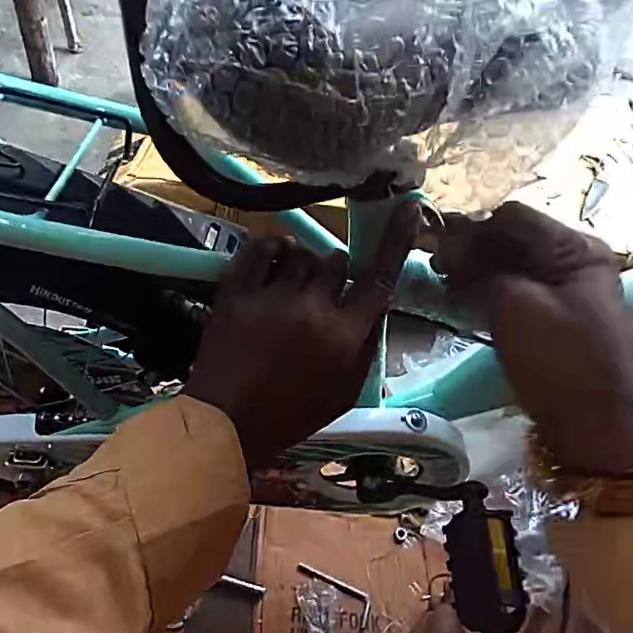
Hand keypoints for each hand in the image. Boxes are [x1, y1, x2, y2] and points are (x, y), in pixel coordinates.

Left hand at [185, 201, 419, 468]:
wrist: (225, 422)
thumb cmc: (289, 415)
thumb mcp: (344, 392)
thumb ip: (365, 346)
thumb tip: (374, 307)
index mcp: (343, 336)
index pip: (379, 279)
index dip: (396, 241)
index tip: (407, 210)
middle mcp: (311, 309)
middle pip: (336, 261)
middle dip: (334, 275)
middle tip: (320, 295)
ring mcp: (270, 297)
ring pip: (301, 254)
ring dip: (303, 266)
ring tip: (292, 287)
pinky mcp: (236, 292)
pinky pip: (261, 249)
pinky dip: (272, 248)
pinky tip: (275, 260)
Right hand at [431, 202, 632, 475]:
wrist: (593, 424)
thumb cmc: (558, 358)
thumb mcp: (514, 304)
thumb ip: (479, 267)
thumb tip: (446, 246)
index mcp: (575, 249)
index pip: (513, 217)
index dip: (471, 227)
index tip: (435, 245)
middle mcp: (570, 261)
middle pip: (510, 238)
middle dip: (469, 248)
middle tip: (434, 264)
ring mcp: (560, 289)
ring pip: (506, 264)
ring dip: (472, 268)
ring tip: (442, 281)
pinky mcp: (547, 315)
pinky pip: (509, 287)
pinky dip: (482, 288)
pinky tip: (458, 297)